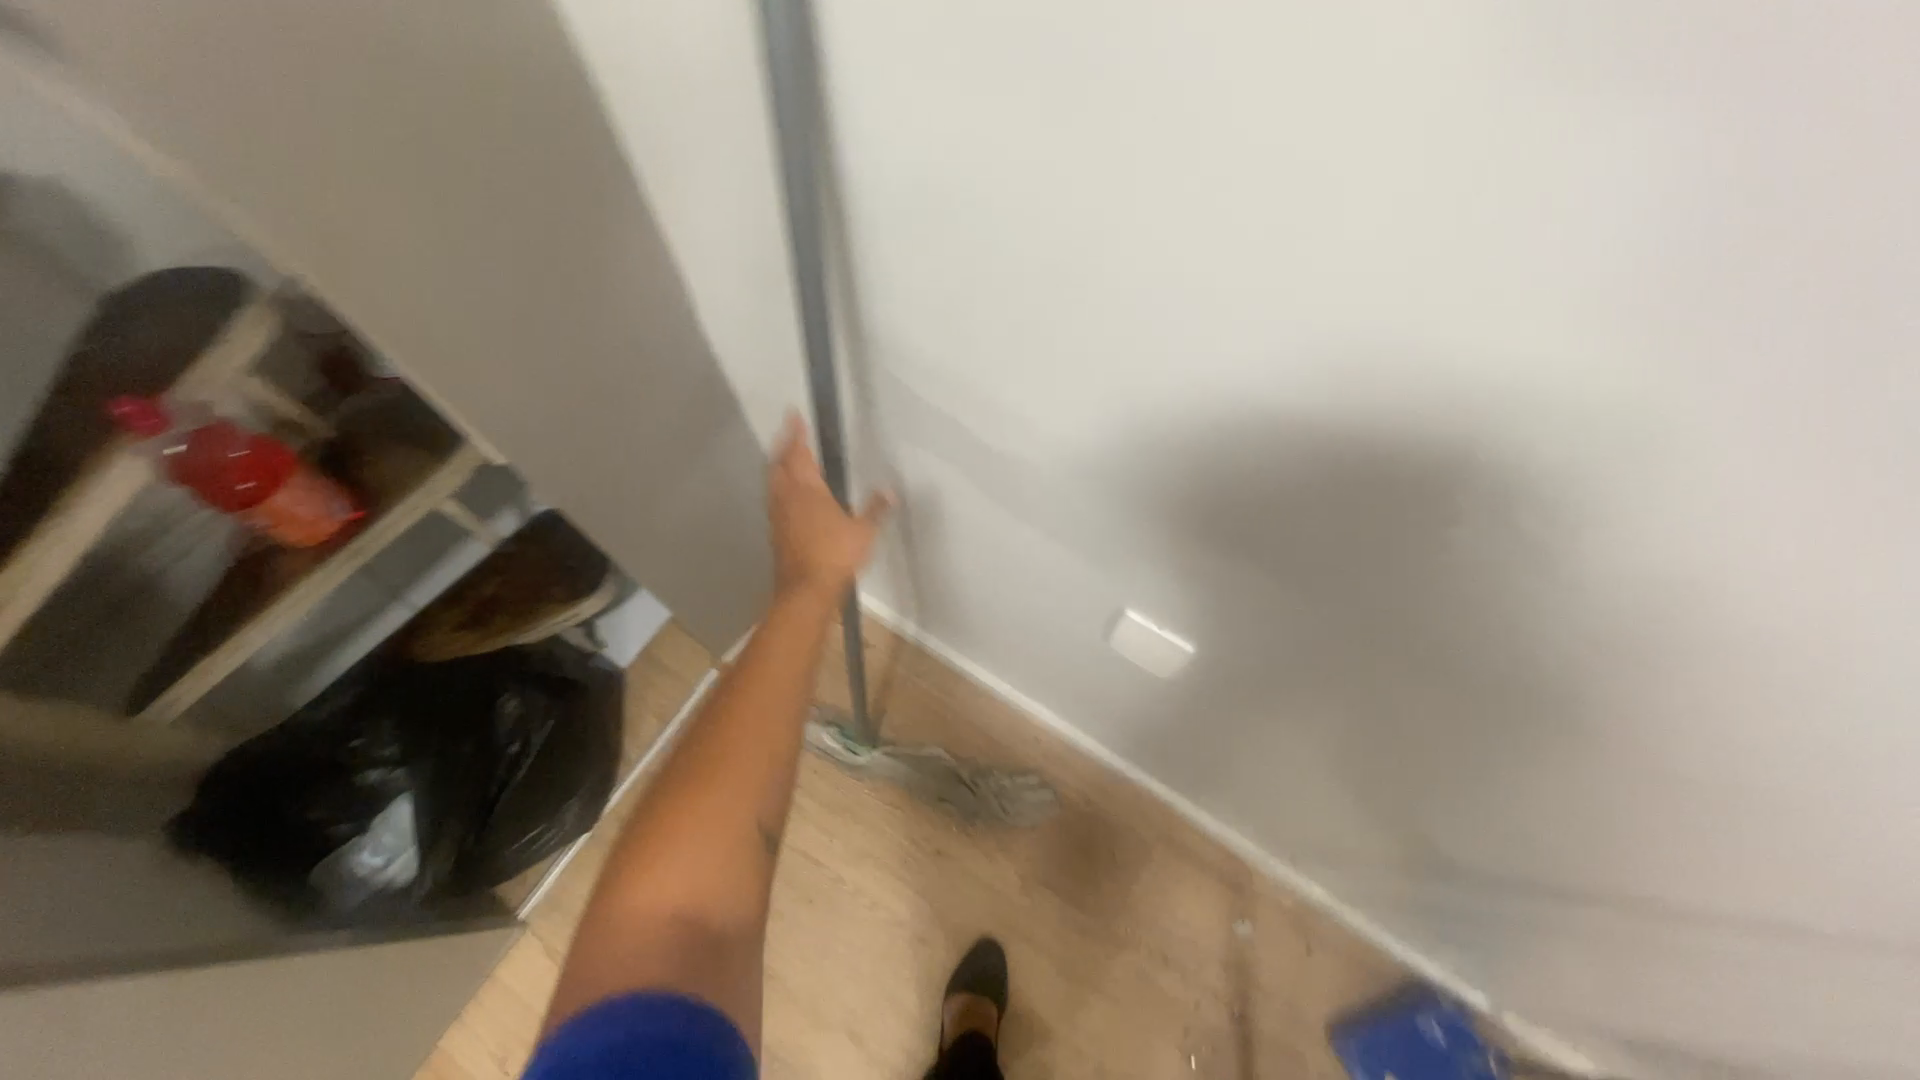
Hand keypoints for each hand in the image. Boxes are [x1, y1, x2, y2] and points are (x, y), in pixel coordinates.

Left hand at [767, 412, 890, 601]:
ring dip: (778, 466)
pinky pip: (774, 499)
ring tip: (785, 459)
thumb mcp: (863, 531)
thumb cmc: (835, 555)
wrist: (805, 590)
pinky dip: (779, 488)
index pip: (799, 452)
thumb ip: (875, 509)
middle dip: (784, 445)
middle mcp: (787, 496)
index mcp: (807, 489)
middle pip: (779, 463)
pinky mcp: (776, 532)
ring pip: (773, 482)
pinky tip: (787, 496)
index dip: (796, 432)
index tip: (793, 414)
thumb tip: (890, 491)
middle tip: (789, 433)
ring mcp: (778, 515)